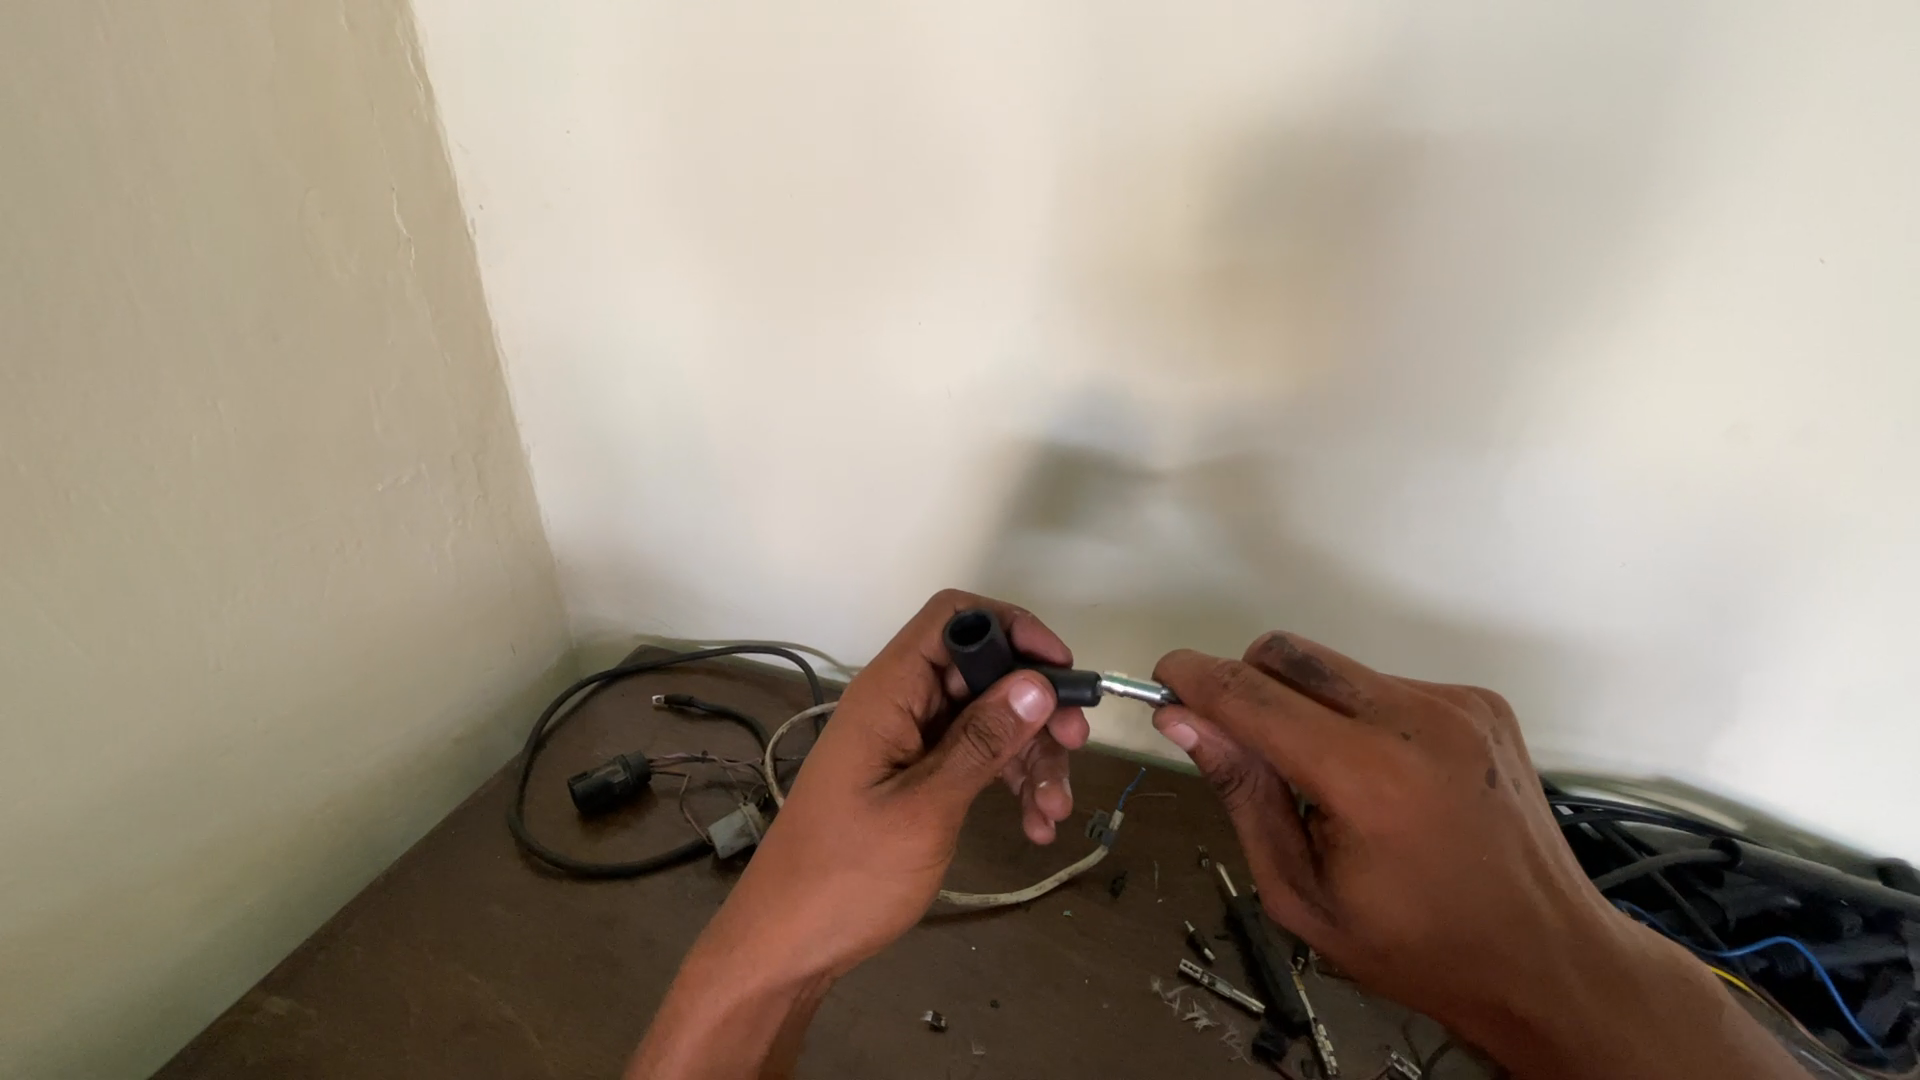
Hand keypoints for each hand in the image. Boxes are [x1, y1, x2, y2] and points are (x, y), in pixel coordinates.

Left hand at [629, 590, 1086, 1079]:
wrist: (787, 943)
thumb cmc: (847, 874)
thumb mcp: (924, 807)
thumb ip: (982, 740)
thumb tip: (1037, 681)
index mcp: (890, 690)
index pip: (954, 617)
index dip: (1012, 627)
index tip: (1060, 669)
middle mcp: (901, 703)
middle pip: (982, 671)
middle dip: (1035, 704)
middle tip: (1076, 744)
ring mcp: (910, 739)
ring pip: (988, 718)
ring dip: (1031, 755)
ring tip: (1054, 811)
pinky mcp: (917, 773)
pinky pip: (975, 757)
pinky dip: (1009, 781)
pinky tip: (1034, 825)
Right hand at [1151, 633, 1810, 1079]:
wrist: (1552, 962)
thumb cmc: (1414, 946)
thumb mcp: (1298, 892)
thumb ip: (1239, 793)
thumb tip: (1183, 721)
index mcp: (1368, 778)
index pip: (1250, 696)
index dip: (1194, 678)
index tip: (1162, 679)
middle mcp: (1416, 720)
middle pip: (1284, 654)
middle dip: (1243, 684)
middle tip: (1237, 742)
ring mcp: (1455, 703)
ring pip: (1328, 664)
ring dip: (1296, 700)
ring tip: (1318, 771)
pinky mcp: (1477, 700)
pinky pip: (1375, 681)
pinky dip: (1348, 711)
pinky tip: (1374, 770)